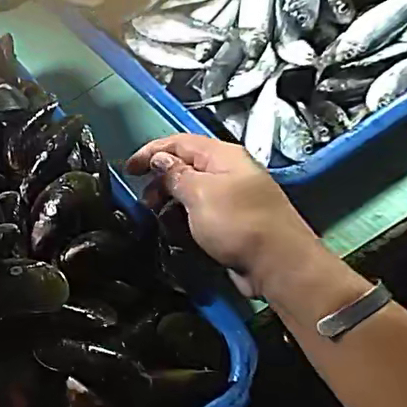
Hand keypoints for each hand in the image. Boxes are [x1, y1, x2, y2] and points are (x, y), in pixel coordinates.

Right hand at [125, 134, 339, 304]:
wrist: (277, 265)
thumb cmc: (240, 225)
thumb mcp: (199, 194)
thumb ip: (175, 174)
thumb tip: (159, 160)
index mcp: (223, 157)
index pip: (179, 142)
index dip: (150, 152)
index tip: (129, 169)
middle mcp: (228, 172)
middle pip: (183, 165)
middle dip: (159, 180)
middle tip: (145, 200)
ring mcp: (230, 197)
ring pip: (190, 190)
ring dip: (169, 201)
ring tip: (159, 217)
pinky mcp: (231, 220)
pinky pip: (198, 211)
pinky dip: (183, 217)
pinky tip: (178, 230)